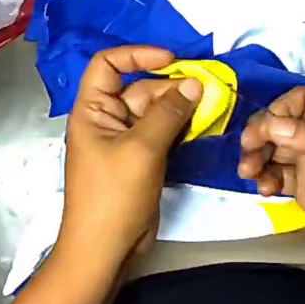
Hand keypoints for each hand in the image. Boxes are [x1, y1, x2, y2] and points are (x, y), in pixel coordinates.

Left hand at [57, 46, 202, 267]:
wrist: (105, 248)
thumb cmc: (113, 195)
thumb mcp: (142, 149)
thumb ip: (169, 113)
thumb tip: (194, 84)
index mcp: (92, 110)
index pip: (108, 65)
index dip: (137, 55)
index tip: (171, 59)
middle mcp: (106, 119)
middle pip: (138, 88)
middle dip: (170, 86)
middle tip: (207, 90)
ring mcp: (124, 141)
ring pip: (154, 111)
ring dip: (180, 107)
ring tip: (212, 105)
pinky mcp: (141, 159)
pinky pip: (161, 133)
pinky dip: (180, 127)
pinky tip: (203, 125)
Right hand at [237, 87, 304, 287]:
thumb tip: (271, 124)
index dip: (281, 110)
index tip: (264, 131)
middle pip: (284, 124)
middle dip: (261, 134)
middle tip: (248, 154)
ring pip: (276, 150)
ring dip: (257, 157)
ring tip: (249, 174)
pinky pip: (278, 178)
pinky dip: (264, 179)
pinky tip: (263, 189)